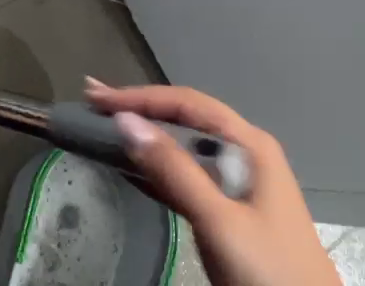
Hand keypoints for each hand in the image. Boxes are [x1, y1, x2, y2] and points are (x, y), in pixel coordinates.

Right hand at [86, 81, 339, 285]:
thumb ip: (175, 170)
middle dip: (139, 108)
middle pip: (185, 118)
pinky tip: (130, 168)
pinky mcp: (229, 210)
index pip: (187, 104)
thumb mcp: (219, 221)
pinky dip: (156, 168)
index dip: (141, 97)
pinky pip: (186, 176)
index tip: (98, 97)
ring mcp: (238, 182)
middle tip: (94, 103)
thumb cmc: (270, 271)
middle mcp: (244, 152)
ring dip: (144, 137)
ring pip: (183, 146)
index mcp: (249, 144)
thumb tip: (126, 120)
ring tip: (104, 126)